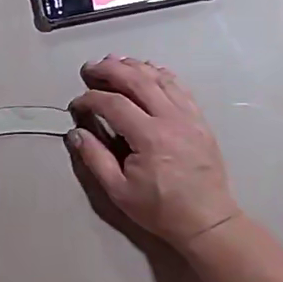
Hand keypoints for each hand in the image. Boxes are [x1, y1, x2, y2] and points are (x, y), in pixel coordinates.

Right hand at [66, 56, 240, 249]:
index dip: (91, 99)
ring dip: (135, 66)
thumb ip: (95, 159)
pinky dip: (161, 74)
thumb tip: (76, 134)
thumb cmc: (161, 210)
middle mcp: (172, 120)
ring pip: (161, 79)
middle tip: (91, 67)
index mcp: (150, 138)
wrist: (207, 220)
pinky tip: (149, 71)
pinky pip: (180, 87)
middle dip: (111, 70)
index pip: (114, 104)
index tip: (76, 105)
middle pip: (138, 81)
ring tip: (115, 61)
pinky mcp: (199, 120)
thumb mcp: (119, 191)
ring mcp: (189, 117)